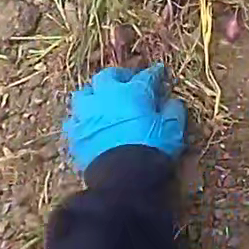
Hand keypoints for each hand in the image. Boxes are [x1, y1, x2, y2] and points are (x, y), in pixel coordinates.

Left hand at [63, 64, 187, 170]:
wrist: (123, 176)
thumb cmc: (152, 148)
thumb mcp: (173, 128)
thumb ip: (173, 110)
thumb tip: (171, 101)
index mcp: (133, 92)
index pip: (146, 76)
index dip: (155, 73)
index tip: (160, 71)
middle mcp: (106, 96)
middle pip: (108, 76)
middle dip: (119, 76)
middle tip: (128, 81)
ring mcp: (87, 113)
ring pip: (85, 94)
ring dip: (95, 95)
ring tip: (103, 101)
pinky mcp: (75, 133)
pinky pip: (75, 120)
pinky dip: (83, 119)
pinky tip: (91, 124)